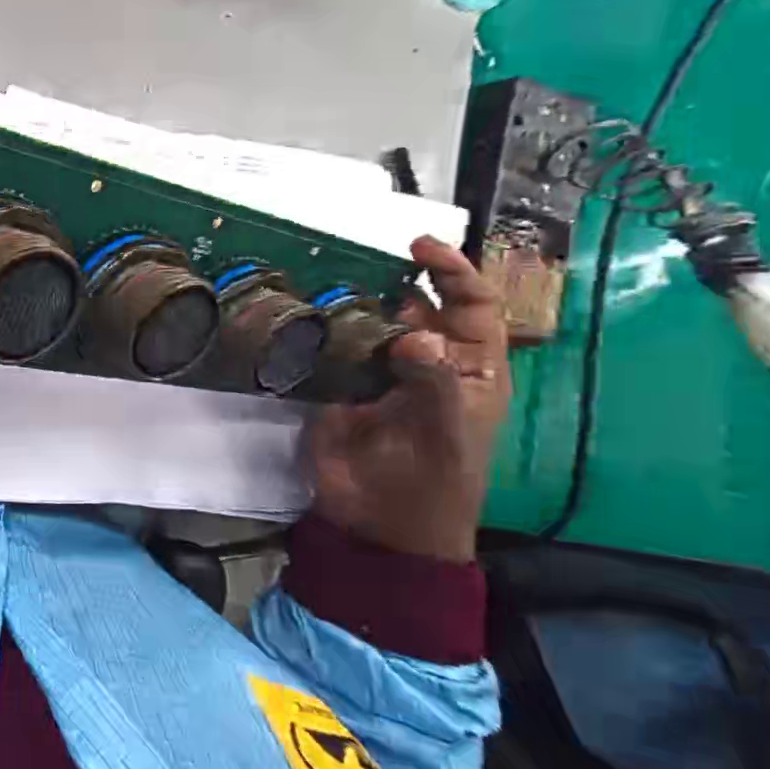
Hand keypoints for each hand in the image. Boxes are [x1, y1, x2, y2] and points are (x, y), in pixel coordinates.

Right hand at [306, 236, 510, 562]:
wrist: (380, 522)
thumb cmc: (434, 481)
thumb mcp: (446, 432)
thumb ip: (434, 383)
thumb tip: (414, 333)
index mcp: (470, 370)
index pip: (470, 310)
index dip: (453, 274)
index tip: (422, 246)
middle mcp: (424, 365)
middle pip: (415, 310)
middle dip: (395, 281)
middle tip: (359, 257)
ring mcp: (376, 377)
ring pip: (367, 328)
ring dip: (350, 305)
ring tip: (324, 279)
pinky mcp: (335, 391)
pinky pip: (328, 355)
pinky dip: (316, 336)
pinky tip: (299, 318)